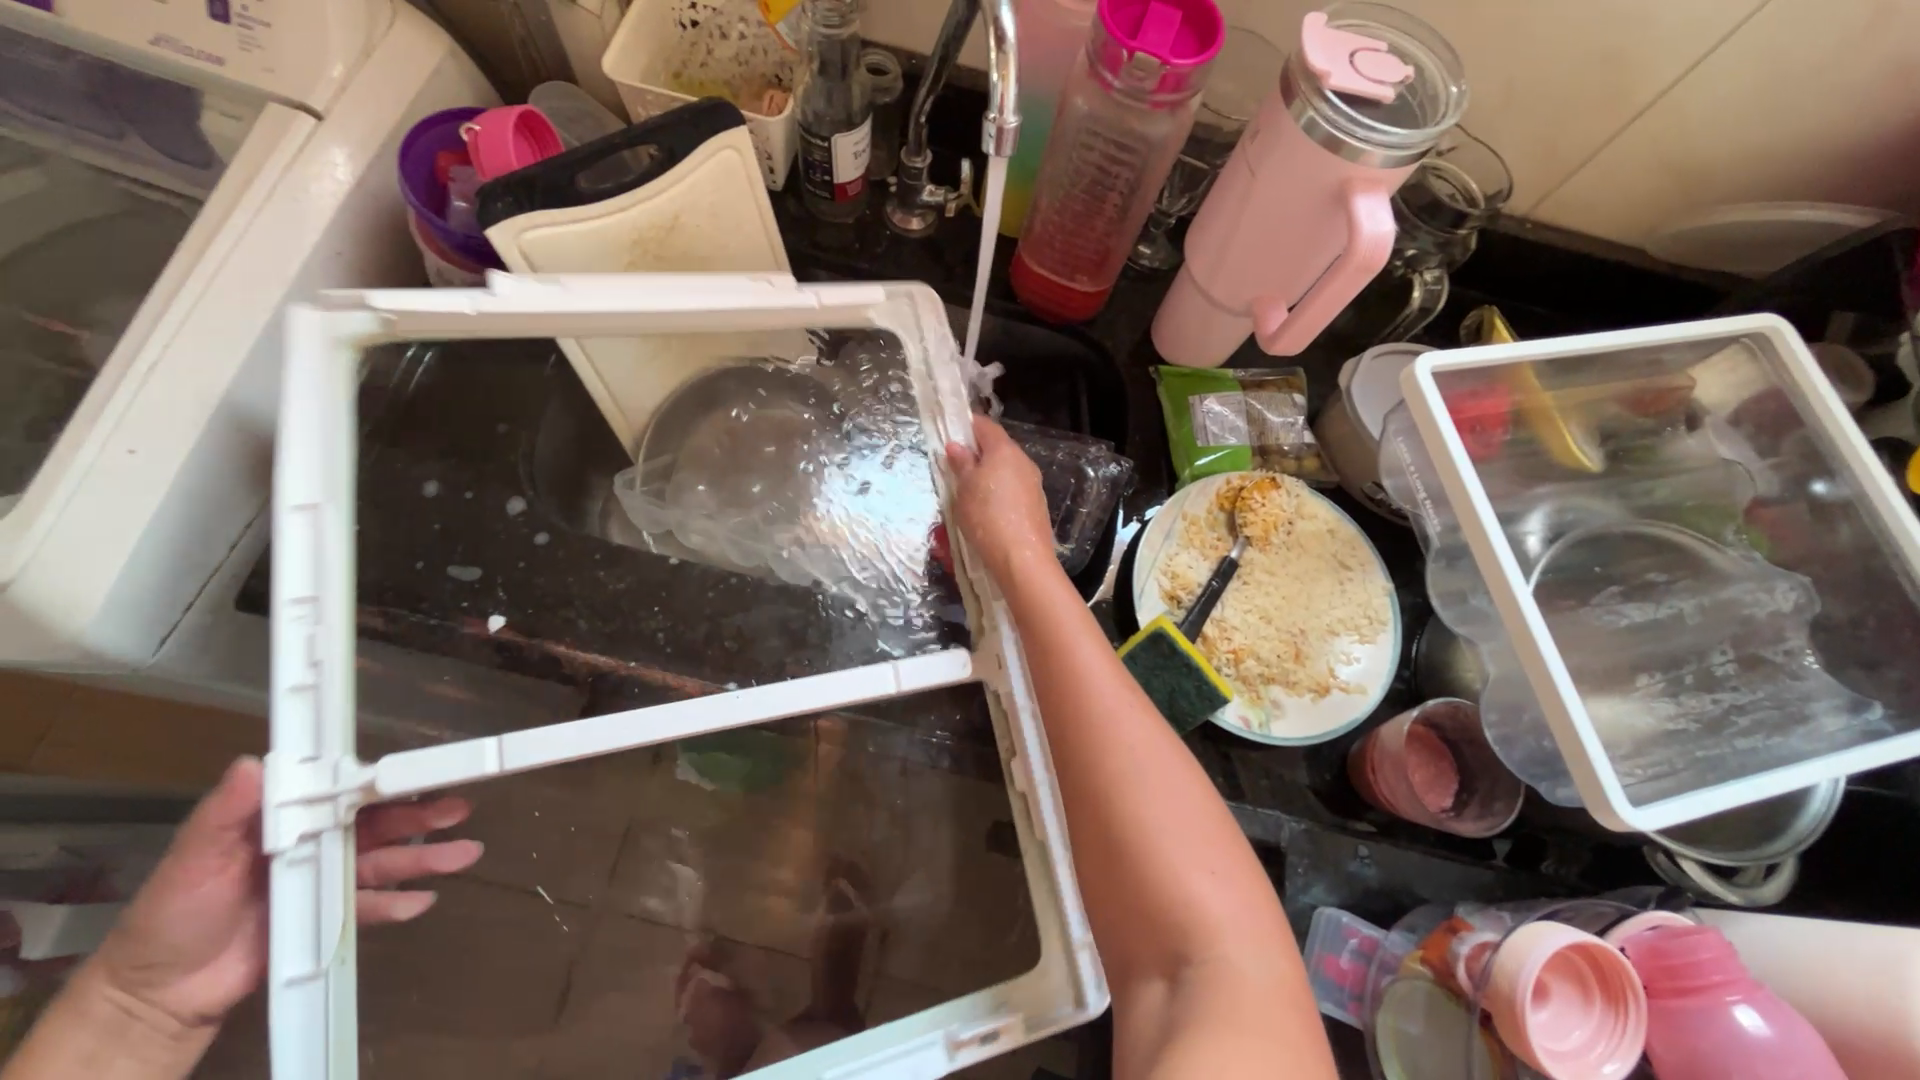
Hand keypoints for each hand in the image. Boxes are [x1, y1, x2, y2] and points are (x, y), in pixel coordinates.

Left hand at [91, 756, 482, 1034]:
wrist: (158, 994)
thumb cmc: (171, 916)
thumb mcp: (193, 859)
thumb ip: (225, 812)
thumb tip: (254, 760)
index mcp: (287, 820)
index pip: (343, 792)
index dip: (384, 780)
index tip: (422, 769)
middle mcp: (314, 844)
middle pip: (378, 824)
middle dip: (422, 816)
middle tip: (461, 807)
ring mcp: (323, 882)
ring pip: (385, 862)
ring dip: (426, 857)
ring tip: (466, 854)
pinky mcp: (328, 918)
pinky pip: (371, 906)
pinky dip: (398, 903)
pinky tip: (424, 901)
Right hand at [944, 415, 1055, 586]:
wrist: (1022, 558)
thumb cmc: (987, 517)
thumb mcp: (964, 489)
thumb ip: (961, 464)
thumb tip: (957, 446)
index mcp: (1005, 450)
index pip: (986, 426)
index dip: (967, 425)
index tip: (951, 432)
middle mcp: (1024, 462)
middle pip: (998, 448)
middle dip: (977, 453)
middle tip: (955, 466)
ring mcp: (1034, 484)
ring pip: (1007, 470)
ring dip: (989, 474)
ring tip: (969, 491)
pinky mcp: (1037, 505)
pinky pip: (1014, 490)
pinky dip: (1000, 492)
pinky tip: (988, 510)